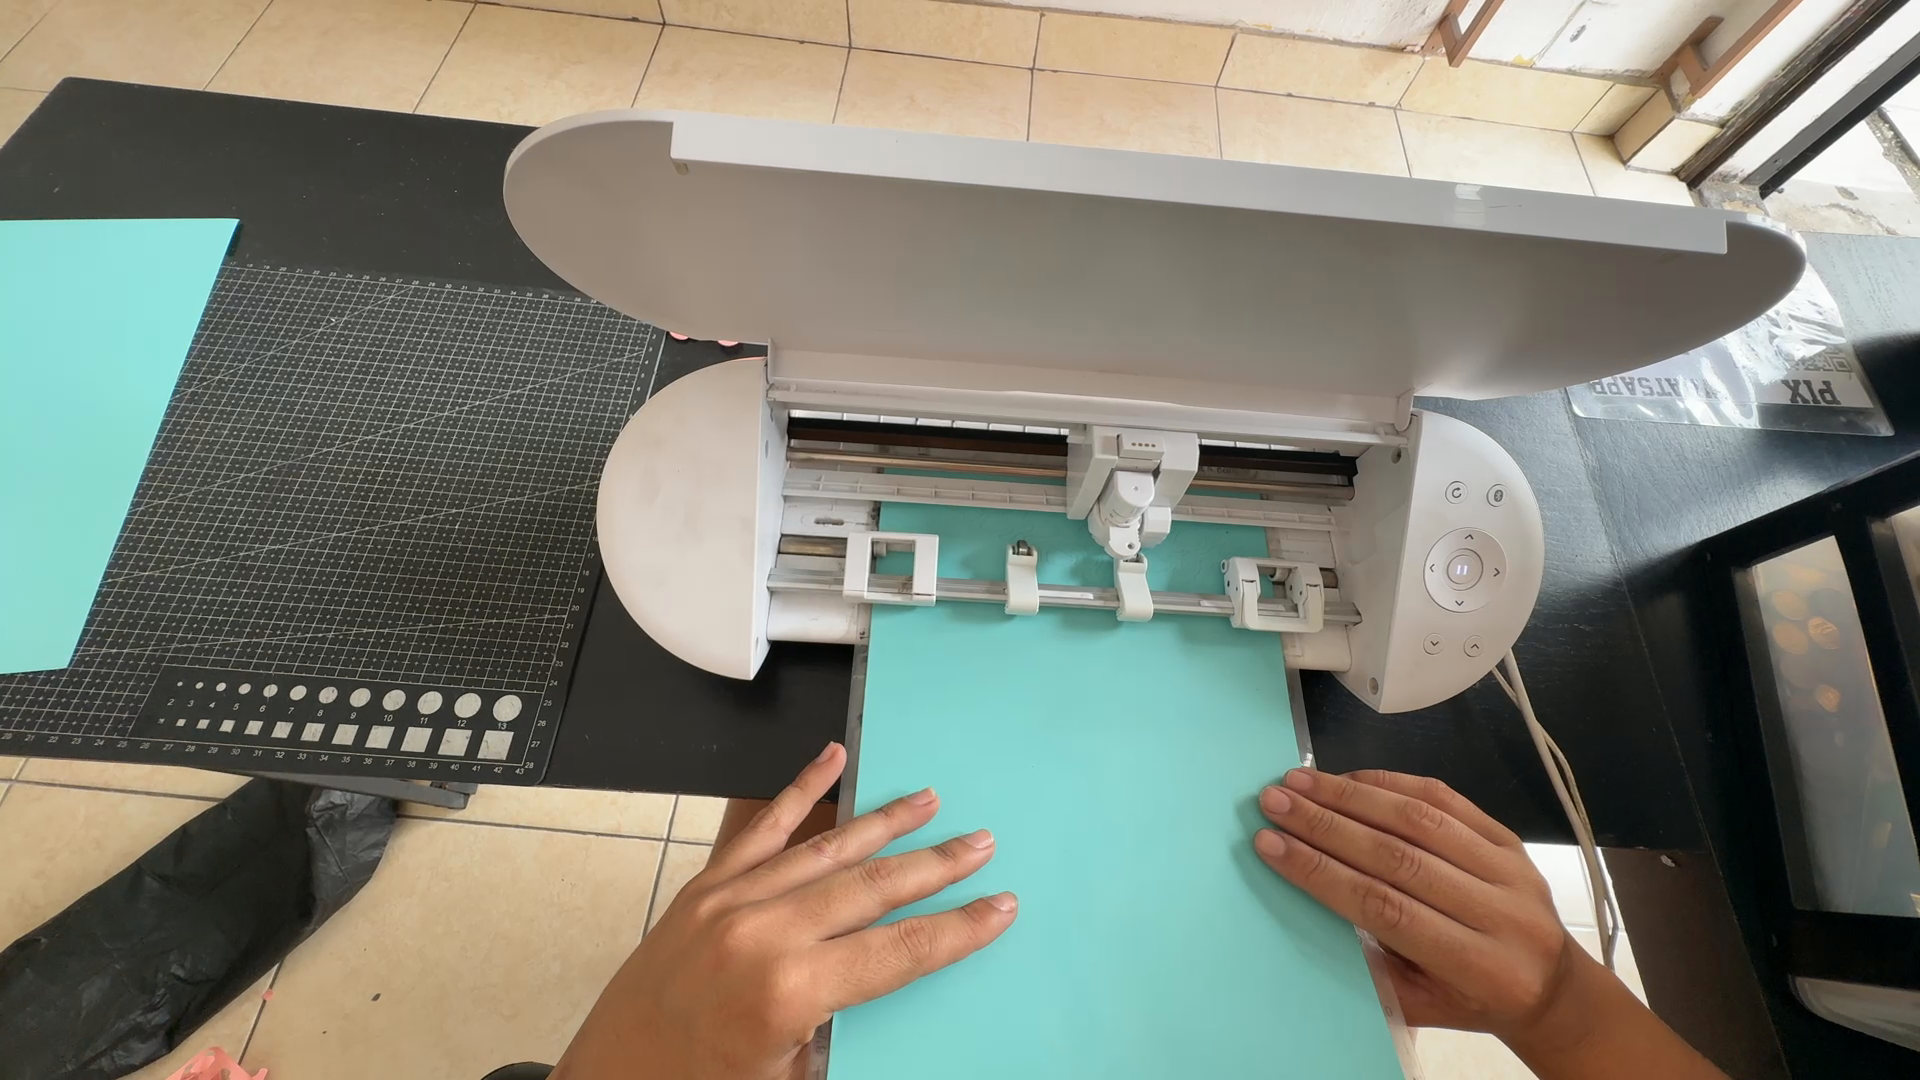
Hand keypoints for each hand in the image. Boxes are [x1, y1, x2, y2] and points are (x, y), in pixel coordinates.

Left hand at [553, 743, 1016, 1079]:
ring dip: (884, 822)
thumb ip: (842, 1022)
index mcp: (789, 993)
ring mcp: (732, 899)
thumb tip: (890, 971)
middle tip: (981, 841)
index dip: (956, 929)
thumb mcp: (785, 1079)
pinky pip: (764, 827)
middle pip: (872, 888)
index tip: (999, 905)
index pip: (898, 953)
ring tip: (928, 799)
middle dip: (934, 865)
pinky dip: (801, 788)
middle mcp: (765, 934)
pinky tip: (832, 757)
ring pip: (828, 847)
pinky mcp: (706, 884)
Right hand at [1252, 769, 1726, 1079]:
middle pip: (1398, 856)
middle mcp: (1504, 915)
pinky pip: (1442, 797)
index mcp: (1480, 969)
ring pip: (1418, 818)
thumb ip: (1366, 958)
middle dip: (1324, 824)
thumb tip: (1302, 893)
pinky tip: (1344, 776)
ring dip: (1348, 794)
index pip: (1384, 907)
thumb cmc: (1466, 1000)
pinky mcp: (1508, 837)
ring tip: (1299, 780)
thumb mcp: (1416, 1003)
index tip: (1269, 844)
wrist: (1553, 990)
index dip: (1320, 872)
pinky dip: (1387, 780)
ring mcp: (1511, 870)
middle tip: (1273, 800)